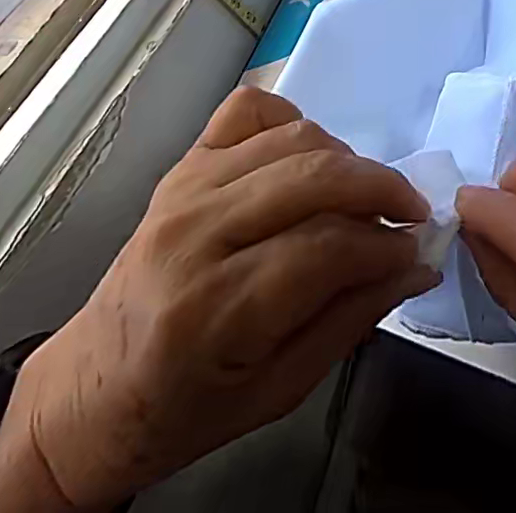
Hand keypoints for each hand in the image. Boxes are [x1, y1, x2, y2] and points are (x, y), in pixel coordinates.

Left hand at [0, 88, 435, 510]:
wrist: (99, 378)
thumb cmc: (186, 404)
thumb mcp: (280, 389)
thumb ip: (350, 317)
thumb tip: (412, 263)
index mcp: (217, 308)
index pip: (325, 247)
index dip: (385, 244)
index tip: (416, 249)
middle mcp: (196, 232)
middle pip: (311, 177)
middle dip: (378, 187)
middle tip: (408, 212)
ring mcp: (184, 188)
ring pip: (287, 138)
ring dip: (343, 157)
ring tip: (362, 194)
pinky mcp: (181, 166)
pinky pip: (243, 111)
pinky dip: (288, 120)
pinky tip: (304, 155)